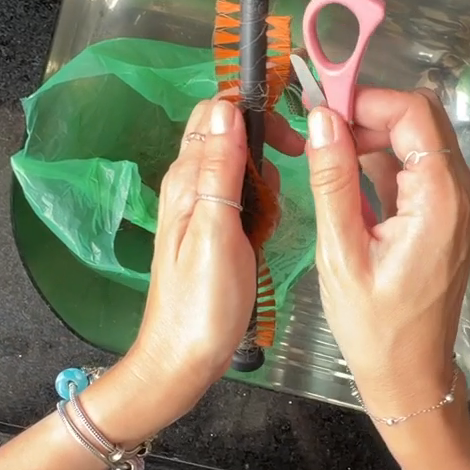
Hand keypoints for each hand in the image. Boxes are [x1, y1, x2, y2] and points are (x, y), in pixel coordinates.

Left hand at [98, 98, 257, 442]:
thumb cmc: (202, 304)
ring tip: (269, 222)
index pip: (214, 113)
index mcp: (186, 180)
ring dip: (265, 184)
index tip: (286, 139)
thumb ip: (220, 170)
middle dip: (264, 147)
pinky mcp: (210, 230)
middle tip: (283, 183)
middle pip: (228, 136)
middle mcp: (187, 186)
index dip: (253, 112)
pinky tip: (262, 236)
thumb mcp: (216, 232)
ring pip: (239, 168)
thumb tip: (226, 110)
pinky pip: (240, 200)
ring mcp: (198, 208)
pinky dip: (259, 209)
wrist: (183, 359)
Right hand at [304, 89, 469, 424]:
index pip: (414, 113)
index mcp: (441, 199)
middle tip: (318, 136)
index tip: (322, 112)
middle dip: (367, 117)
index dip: (367, 101)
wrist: (409, 374)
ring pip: (418, 143)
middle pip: (420, 121)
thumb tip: (321, 119)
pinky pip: (416, 171)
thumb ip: (333, 180)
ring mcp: (457, 205)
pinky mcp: (446, 217)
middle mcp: (460, 194)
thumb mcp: (342, 252)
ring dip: (371, 140)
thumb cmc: (374, 326)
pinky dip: (381, 165)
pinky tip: (345, 182)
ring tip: (324, 159)